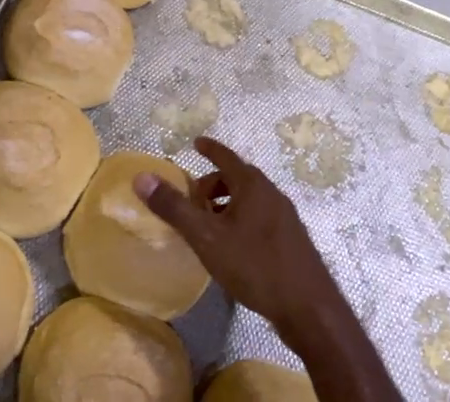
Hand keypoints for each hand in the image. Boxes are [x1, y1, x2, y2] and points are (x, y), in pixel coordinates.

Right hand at [131, 137, 341, 337]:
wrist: (307, 306)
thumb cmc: (254, 265)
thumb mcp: (206, 237)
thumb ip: (174, 208)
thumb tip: (142, 177)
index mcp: (252, 184)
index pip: (226, 156)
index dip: (209, 149)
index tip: (196, 143)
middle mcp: (271, 193)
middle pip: (237, 178)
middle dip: (213, 184)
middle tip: (192, 199)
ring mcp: (285, 216)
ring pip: (249, 199)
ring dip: (227, 204)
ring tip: (208, 227)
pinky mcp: (291, 239)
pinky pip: (260, 216)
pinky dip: (241, 219)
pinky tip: (233, 247)